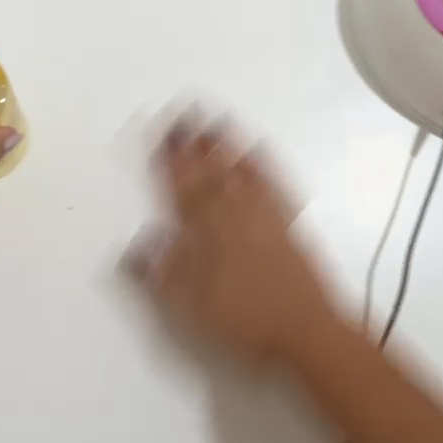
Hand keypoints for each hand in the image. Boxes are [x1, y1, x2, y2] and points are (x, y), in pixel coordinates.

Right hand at [126, 115, 345, 366]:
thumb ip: (161, 273)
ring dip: (228, 145)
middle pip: (211, 173)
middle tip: (186, 110)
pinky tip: (259, 151)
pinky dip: (264, 164)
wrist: (307, 332)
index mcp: (206, 235)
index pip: (182, 190)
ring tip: (218, 120)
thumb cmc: (244, 323)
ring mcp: (265, 217)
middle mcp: (234, 217)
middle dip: (196, 143)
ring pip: (241, 172)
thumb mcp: (190, 309)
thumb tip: (136, 243)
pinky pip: (274, 184)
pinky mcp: (290, 225)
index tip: (163, 133)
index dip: (171, 161)